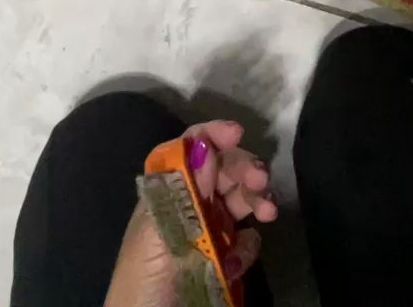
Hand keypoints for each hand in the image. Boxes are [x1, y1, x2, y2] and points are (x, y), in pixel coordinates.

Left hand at [104, 120, 277, 306]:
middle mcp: (189, 204)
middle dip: (242, 166)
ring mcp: (207, 232)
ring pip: (238, 199)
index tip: (237, 133)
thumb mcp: (161, 233)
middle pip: (220, 170)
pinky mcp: (223, 261)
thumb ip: (185, 191)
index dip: (211, 135)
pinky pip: (244, 240)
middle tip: (261, 178)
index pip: (189, 149)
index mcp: (167, 191)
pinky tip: (239, 261)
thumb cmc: (144, 280)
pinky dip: (248, 245)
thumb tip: (205, 146)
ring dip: (255, 199)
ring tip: (267, 212)